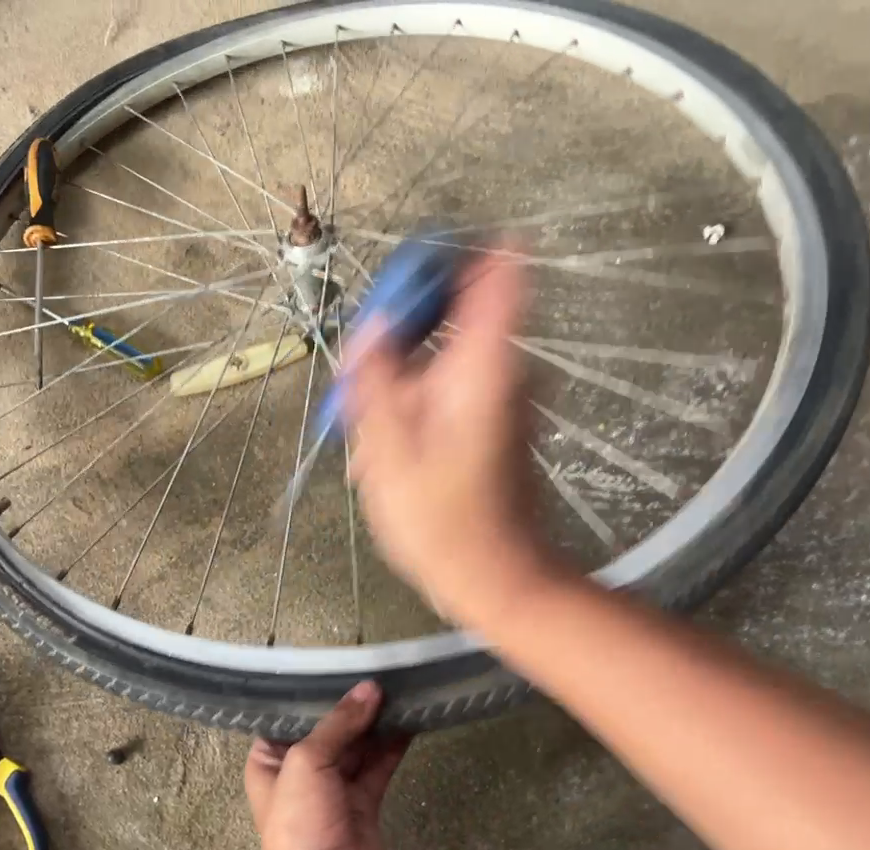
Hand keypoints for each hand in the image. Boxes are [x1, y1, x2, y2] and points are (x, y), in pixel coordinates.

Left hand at [244, 681, 410, 849]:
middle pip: (326, 729)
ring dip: (374, 723)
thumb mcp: (307, 763)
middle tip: (378, 672)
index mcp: (268, 760)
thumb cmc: (300, 823)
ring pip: (355, 746)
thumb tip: (370, 688)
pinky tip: (409, 722)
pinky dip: (391, 747)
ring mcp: (331, 788)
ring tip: (398, 690)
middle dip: (350, 706)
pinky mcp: (363, 803)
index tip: (339, 663)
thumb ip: (339, 724)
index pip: (288, 717)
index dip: (312, 693)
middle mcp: (297, 771)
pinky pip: (377, 767)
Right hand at [346, 252, 563, 630]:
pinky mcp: (495, 420)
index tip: (406, 270)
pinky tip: (388, 443)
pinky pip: (452, 382)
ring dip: (405, 369)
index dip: (453, 253)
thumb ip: (376, 376)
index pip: (497, 268)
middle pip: (462, 306)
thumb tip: (374, 323)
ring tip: (371, 419)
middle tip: (364, 368)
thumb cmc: (440, 518)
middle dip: (407, 324)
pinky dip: (417, 396)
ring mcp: (504, 395)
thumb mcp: (387, 447)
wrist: (494, 576)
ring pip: (449, 349)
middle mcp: (504, 368)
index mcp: (485, 362)